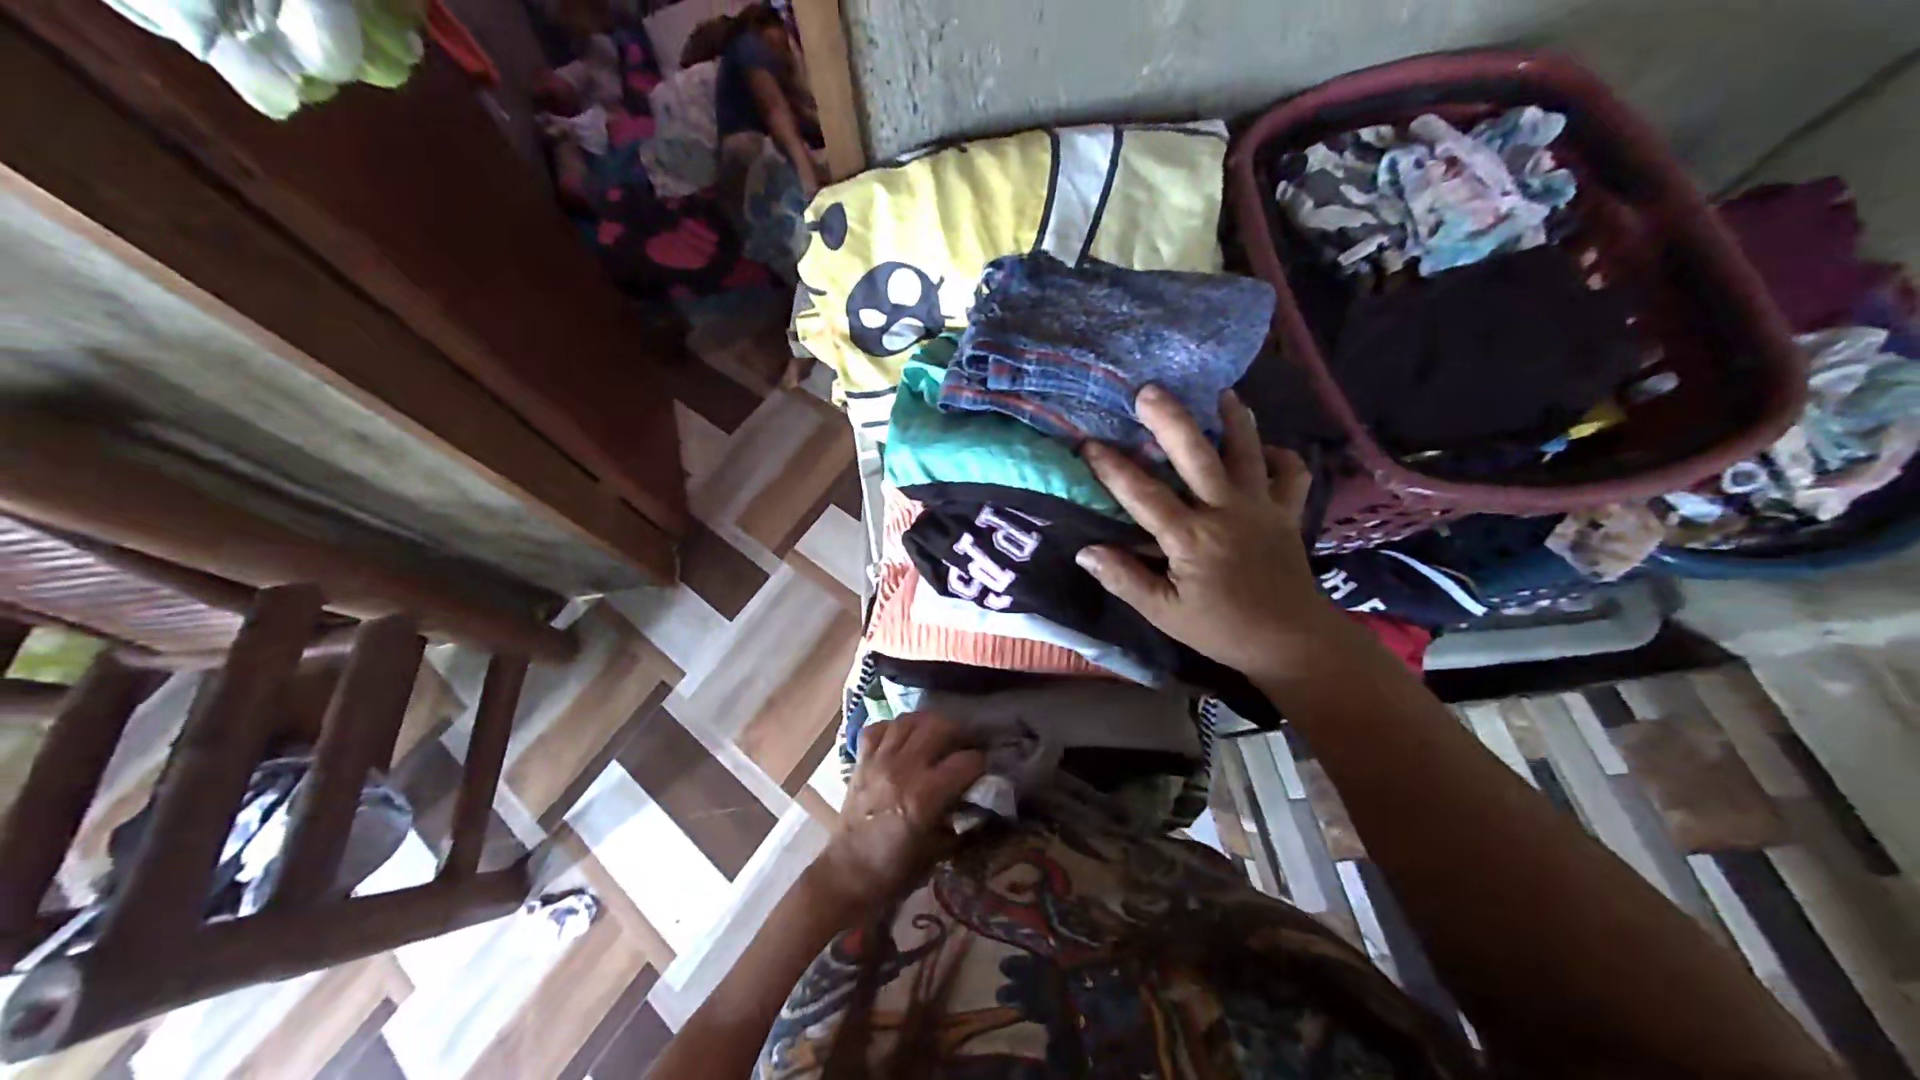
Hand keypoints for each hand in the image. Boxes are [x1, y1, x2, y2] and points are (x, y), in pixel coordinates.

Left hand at [814, 712, 984, 906]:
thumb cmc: (897, 870)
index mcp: (924, 796)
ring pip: (909, 720)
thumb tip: (982, 796)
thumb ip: (961, 818)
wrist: (848, 875)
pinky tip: (904, 740)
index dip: (981, 762)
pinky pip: (879, 728)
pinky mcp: (861, 761)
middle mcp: (902, 769)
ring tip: (939, 736)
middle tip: (966, 745)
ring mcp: (878, 761)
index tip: (985, 768)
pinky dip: (894, 729)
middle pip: (939, 727)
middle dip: (960, 733)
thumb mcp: (940, 850)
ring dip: (929, 724)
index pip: (966, 761)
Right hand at [1076, 385, 1341, 682]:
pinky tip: (1263, 448)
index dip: (1112, 467)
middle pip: (1196, 455)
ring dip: (1233, 418)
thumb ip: (1125, 579)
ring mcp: (1261, 507)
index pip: (1143, 494)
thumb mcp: (1164, 613)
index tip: (1088, 443)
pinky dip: (1280, 454)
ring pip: (1247, 451)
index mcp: (1190, 538)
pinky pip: (1291, 472)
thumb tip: (1085, 552)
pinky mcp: (1287, 512)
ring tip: (1220, 392)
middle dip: (1171, 419)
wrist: (1291, 641)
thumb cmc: (1221, 629)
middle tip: (1149, 389)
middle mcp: (1226, 511)